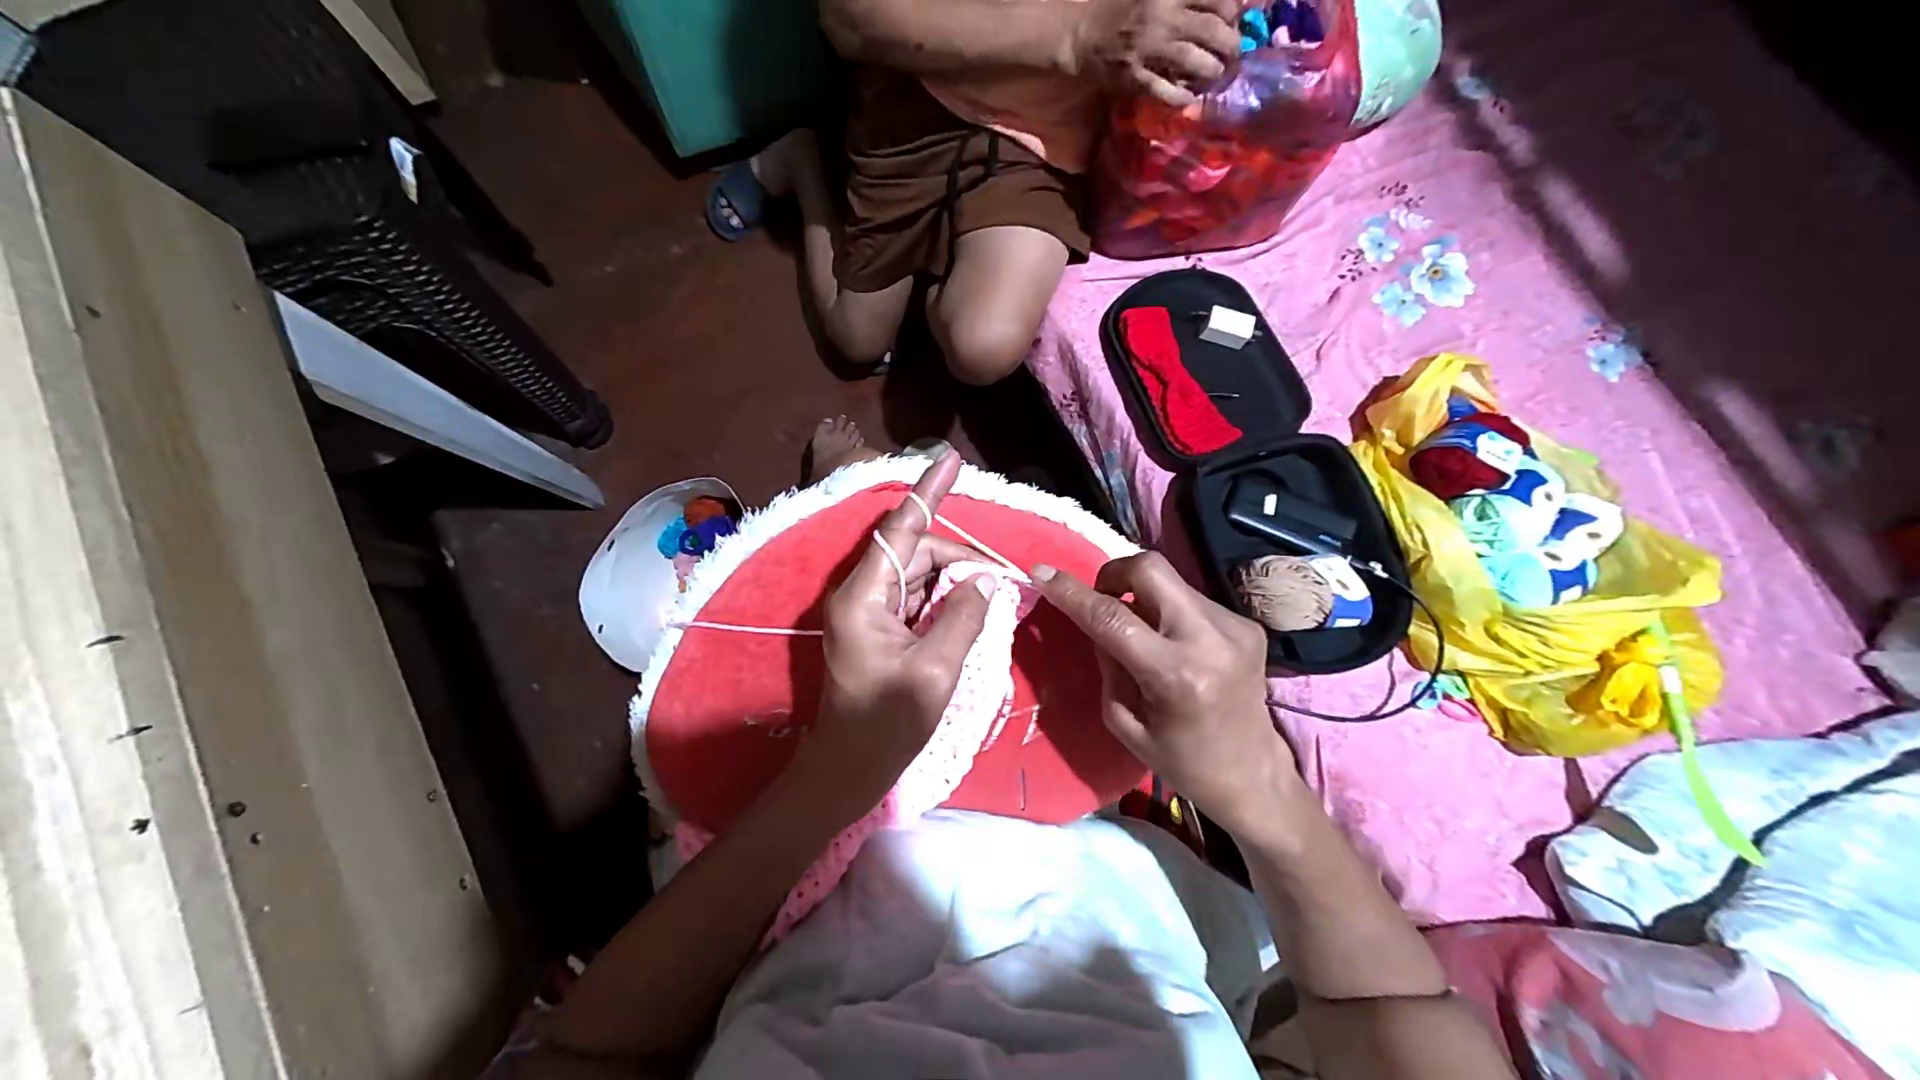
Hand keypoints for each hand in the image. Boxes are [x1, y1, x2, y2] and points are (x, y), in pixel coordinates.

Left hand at [792, 452, 992, 821]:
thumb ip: (964, 616)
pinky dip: (945, 596)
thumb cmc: (888, 723)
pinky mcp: (878, 626)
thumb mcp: (935, 670)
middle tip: (1001, 583)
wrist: (850, 766)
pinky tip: (970, 606)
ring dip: (955, 578)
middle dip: (959, 557)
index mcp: (864, 596)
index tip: (951, 459)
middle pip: (916, 551)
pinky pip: (916, 595)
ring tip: (991, 595)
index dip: (928, 491)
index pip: (900, 528)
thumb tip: (988, 581)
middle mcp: (861, 592)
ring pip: (919, 572)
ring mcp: (868, 609)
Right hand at [1032, 552, 1301, 838]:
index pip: (1112, 617)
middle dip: (1114, 573)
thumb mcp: (1124, 722)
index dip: (1072, 592)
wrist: (1253, 774)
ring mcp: (1235, 627)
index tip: (1042, 572)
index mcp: (1176, 676)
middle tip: (1102, 599)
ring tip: (1144, 634)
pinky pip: (1190, 598)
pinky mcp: (1247, 624)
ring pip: (1170, 581)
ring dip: (1143, 597)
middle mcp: (1211, 640)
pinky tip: (1174, 644)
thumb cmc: (1180, 760)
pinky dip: (1168, 610)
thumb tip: (1095, 616)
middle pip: (1150, 569)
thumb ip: (1107, 663)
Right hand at [1071, 0, 1244, 107]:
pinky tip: (1189, 98)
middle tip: (1233, 54)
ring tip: (1215, 75)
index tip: (1234, 20)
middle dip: (1232, 46)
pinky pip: (1168, 93)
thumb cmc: (1117, 3)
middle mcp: (1164, 19)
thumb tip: (1230, 0)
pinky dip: (1183, 98)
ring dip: (1212, 73)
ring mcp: (1149, 52)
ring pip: (1197, 64)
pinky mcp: (1135, 79)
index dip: (1235, 10)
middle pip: (1215, 33)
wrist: (1079, 32)